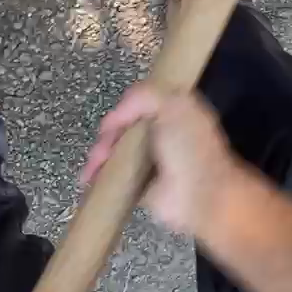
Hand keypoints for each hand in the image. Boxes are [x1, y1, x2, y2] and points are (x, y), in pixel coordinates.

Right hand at [79, 85, 263, 234]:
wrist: (201, 196)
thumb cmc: (189, 148)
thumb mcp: (173, 105)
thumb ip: (144, 95)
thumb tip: (116, 113)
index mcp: (175, 112)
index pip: (140, 103)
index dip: (121, 110)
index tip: (110, 123)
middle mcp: (163, 134)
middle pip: (124, 128)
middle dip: (107, 137)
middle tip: (100, 150)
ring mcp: (152, 161)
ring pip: (117, 152)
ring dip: (100, 157)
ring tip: (92, 169)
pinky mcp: (142, 186)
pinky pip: (116, 176)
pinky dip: (101, 176)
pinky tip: (91, 179)